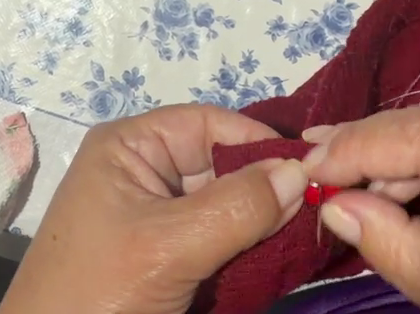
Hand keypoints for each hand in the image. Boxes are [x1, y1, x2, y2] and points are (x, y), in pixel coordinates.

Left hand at [0, 104, 306, 313]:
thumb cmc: (97, 296)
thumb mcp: (169, 247)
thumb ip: (237, 207)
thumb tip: (301, 171)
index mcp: (131, 146)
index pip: (209, 124)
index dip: (260, 141)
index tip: (316, 165)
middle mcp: (142, 171)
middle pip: (220, 163)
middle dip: (267, 184)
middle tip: (321, 204)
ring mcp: (152, 217)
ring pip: (223, 203)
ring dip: (262, 220)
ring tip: (310, 229)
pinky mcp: (162, 258)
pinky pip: (215, 239)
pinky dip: (246, 248)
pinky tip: (280, 254)